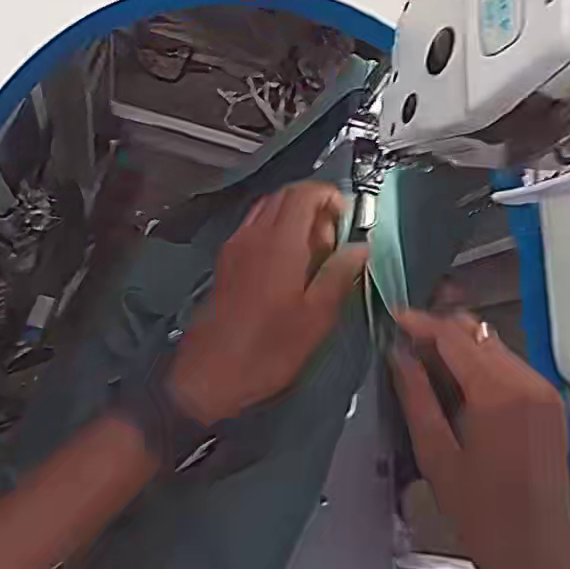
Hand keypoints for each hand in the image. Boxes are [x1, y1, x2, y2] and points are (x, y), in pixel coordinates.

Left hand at [169, 181, 368, 423]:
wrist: (209, 374)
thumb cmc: (268, 349)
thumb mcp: (316, 317)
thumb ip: (339, 274)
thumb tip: (360, 246)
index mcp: (280, 242)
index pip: (304, 194)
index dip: (329, 196)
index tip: (346, 218)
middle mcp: (254, 234)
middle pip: (285, 195)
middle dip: (314, 204)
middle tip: (333, 237)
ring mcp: (236, 245)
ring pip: (268, 208)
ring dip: (294, 214)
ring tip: (313, 249)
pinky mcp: (226, 260)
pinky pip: (254, 225)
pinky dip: (276, 227)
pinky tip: (287, 261)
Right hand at [387, 310, 569, 568]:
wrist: (538, 555)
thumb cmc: (484, 517)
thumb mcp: (437, 455)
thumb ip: (416, 396)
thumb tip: (398, 356)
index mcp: (498, 392)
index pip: (453, 336)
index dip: (420, 323)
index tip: (396, 318)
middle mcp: (527, 381)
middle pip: (476, 333)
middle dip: (439, 332)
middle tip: (406, 346)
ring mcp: (542, 390)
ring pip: (493, 345)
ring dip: (460, 347)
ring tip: (427, 367)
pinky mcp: (548, 402)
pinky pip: (510, 365)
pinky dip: (481, 365)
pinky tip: (458, 387)